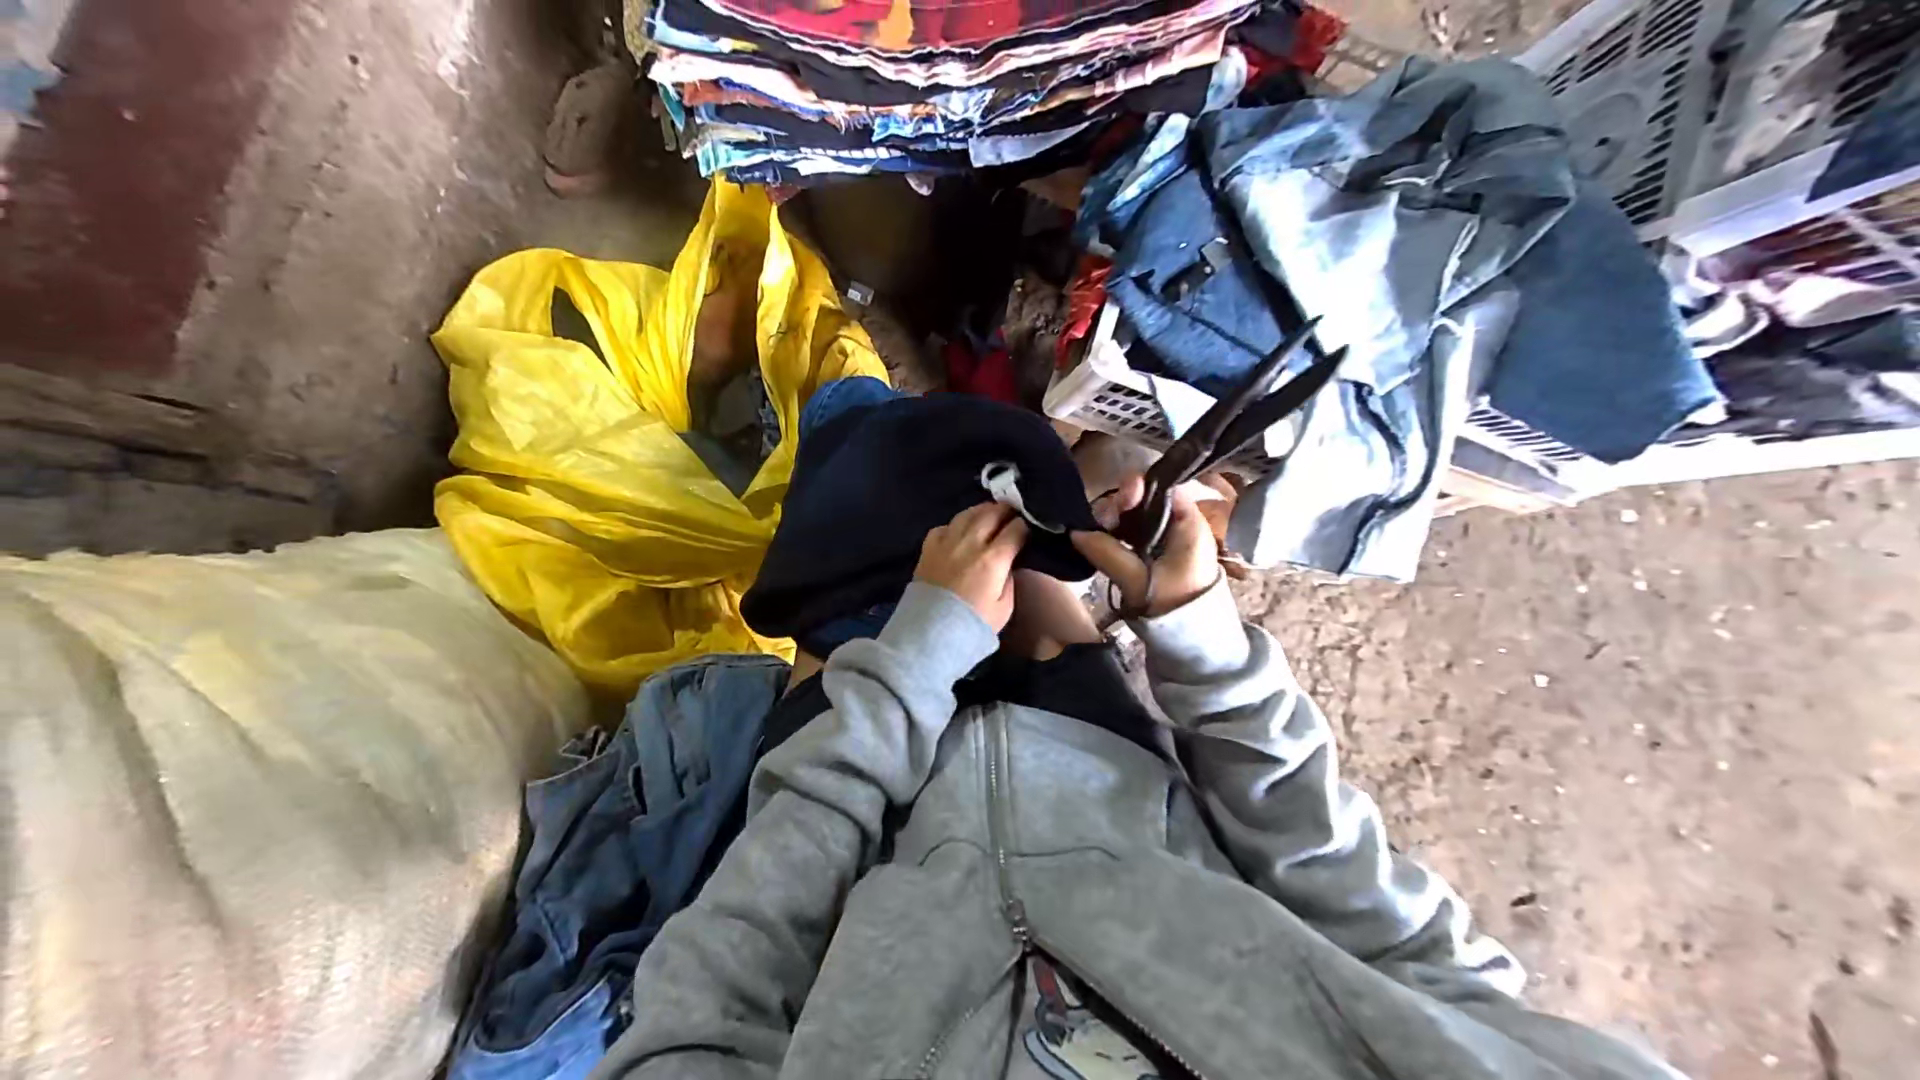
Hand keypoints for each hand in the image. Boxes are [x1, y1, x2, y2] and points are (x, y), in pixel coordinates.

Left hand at [914, 502, 1029, 632]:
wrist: (931, 634)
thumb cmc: (973, 624)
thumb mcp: (1004, 608)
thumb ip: (1009, 580)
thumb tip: (1008, 563)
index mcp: (993, 559)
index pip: (1015, 529)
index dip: (1024, 526)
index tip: (1026, 529)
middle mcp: (970, 543)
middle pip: (991, 513)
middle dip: (1004, 510)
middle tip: (1010, 513)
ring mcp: (946, 542)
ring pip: (967, 514)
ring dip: (981, 511)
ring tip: (987, 515)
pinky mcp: (928, 548)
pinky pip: (944, 526)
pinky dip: (955, 525)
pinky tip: (959, 532)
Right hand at [1072, 476, 1221, 617]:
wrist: (1191, 644)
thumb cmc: (1172, 607)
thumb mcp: (1137, 580)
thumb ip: (1107, 552)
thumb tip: (1075, 532)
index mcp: (1189, 525)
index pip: (1165, 488)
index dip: (1139, 488)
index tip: (1118, 503)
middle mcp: (1183, 525)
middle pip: (1149, 499)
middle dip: (1122, 505)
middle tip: (1103, 523)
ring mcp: (1172, 540)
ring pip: (1140, 516)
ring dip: (1118, 520)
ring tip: (1099, 533)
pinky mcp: (1161, 554)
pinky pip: (1139, 532)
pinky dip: (1122, 533)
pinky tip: (1105, 540)